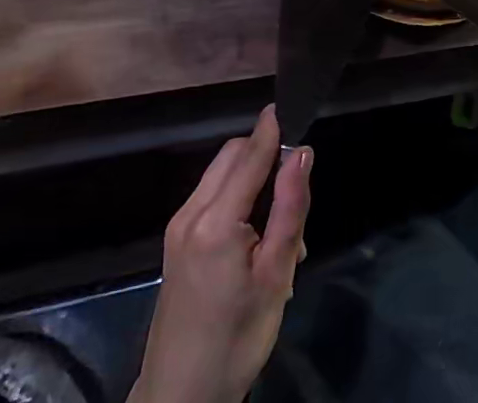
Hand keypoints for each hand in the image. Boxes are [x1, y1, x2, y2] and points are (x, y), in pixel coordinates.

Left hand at [129, 106, 311, 402]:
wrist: (181, 395)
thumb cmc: (238, 335)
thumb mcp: (276, 272)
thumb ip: (290, 206)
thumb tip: (303, 153)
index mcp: (215, 222)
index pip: (250, 156)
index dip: (272, 129)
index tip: (291, 103)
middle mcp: (189, 214)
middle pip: (231, 156)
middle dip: (265, 156)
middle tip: (295, 193)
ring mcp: (177, 228)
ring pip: (221, 174)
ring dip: (253, 178)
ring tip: (280, 228)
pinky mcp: (175, 242)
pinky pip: (212, 197)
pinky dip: (238, 197)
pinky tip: (256, 238)